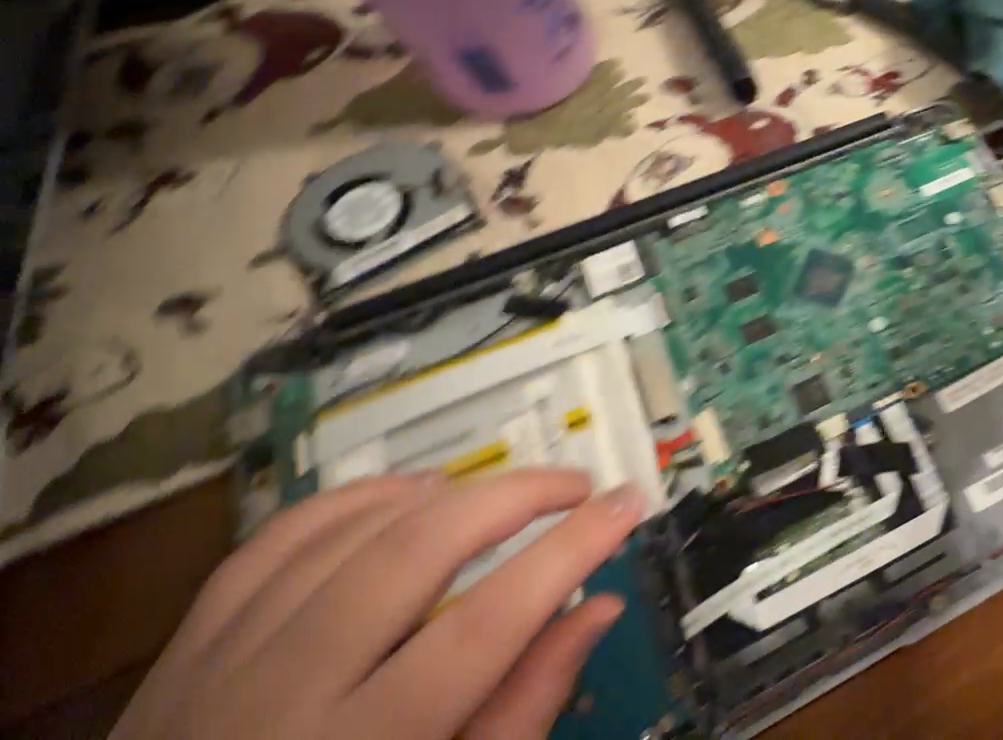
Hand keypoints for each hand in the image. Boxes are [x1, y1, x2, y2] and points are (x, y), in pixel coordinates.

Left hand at [112, 469, 645, 739]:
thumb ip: (525, 708)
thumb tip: (600, 605)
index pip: (486, 627)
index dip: (569, 551)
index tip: (628, 503)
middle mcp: (278, 701)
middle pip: (413, 555)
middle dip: (513, 498)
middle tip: (575, 485)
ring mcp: (215, 669)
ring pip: (346, 534)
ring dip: (443, 493)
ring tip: (505, 491)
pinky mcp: (183, 650)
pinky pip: (274, 540)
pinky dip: (354, 499)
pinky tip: (410, 491)